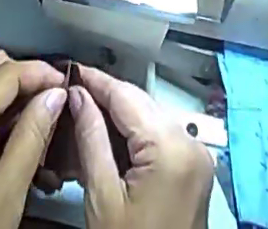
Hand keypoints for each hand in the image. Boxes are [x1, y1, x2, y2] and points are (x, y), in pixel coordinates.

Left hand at [0, 50, 67, 228]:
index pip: (5, 72)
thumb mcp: (6, 192)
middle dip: (25, 77)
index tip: (69, 83)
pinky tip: (14, 131)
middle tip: (54, 98)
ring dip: (10, 91)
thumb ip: (32, 135)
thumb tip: (56, 92)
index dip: (40, 72)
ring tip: (40, 115)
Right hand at [69, 67, 214, 228]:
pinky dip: (134, 134)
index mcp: (170, 148)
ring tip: (83, 110)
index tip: (71, 69)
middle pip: (140, 104)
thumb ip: (91, 138)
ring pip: (149, 117)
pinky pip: (159, 136)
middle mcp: (190, 143)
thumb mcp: (103, 198)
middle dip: (105, 96)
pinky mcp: (194, 168)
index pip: (127, 96)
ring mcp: (196, 156)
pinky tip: (107, 136)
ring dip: (118, 114)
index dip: (96, 81)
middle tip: (71, 91)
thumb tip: (78, 94)